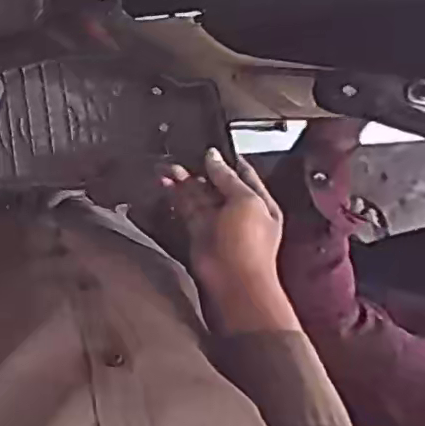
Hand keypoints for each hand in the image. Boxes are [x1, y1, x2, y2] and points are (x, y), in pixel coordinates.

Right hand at [164, 149, 297, 331]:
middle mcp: (237, 209)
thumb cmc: (249, 243)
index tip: (208, 146)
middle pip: (215, 182)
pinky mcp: (197, 229)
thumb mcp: (245, 201)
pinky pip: (185, 206)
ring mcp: (216, 220)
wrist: (233, 279)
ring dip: (184, 179)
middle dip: (199, 169)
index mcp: (258, 201)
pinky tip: (166, 183)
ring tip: (168, 167)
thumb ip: (226, 177)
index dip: (225, 159)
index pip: (241, 173)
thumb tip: (212, 156)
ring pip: (197, 192)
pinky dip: (175, 194)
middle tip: (180, 155)